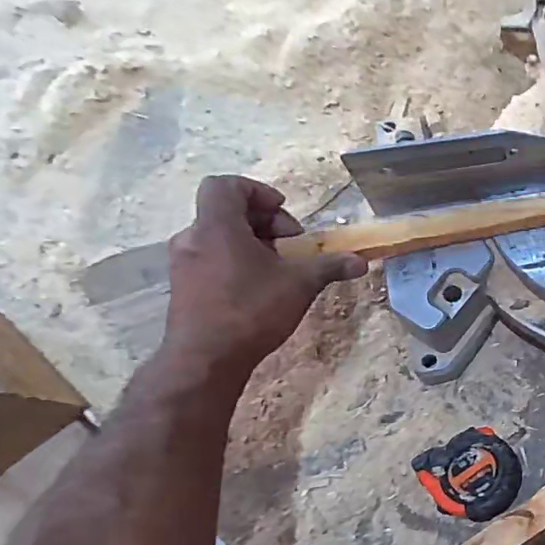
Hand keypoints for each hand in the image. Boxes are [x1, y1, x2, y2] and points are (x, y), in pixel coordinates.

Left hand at [160, 176, 367, 377]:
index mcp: (217, 226)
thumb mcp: (300, 284)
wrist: (206, 358)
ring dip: (253, 243)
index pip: (226, 185)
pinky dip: (237, 260)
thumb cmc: (251, 310)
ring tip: (279, 268)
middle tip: (292, 244)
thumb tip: (361, 261)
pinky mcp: (184, 285)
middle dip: (265, 221)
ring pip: (220, 235)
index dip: (257, 191)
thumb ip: (330, 266)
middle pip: (226, 211)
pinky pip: (212, 257)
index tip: (284, 212)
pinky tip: (260, 287)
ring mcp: (184, 262)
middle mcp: (193, 237)